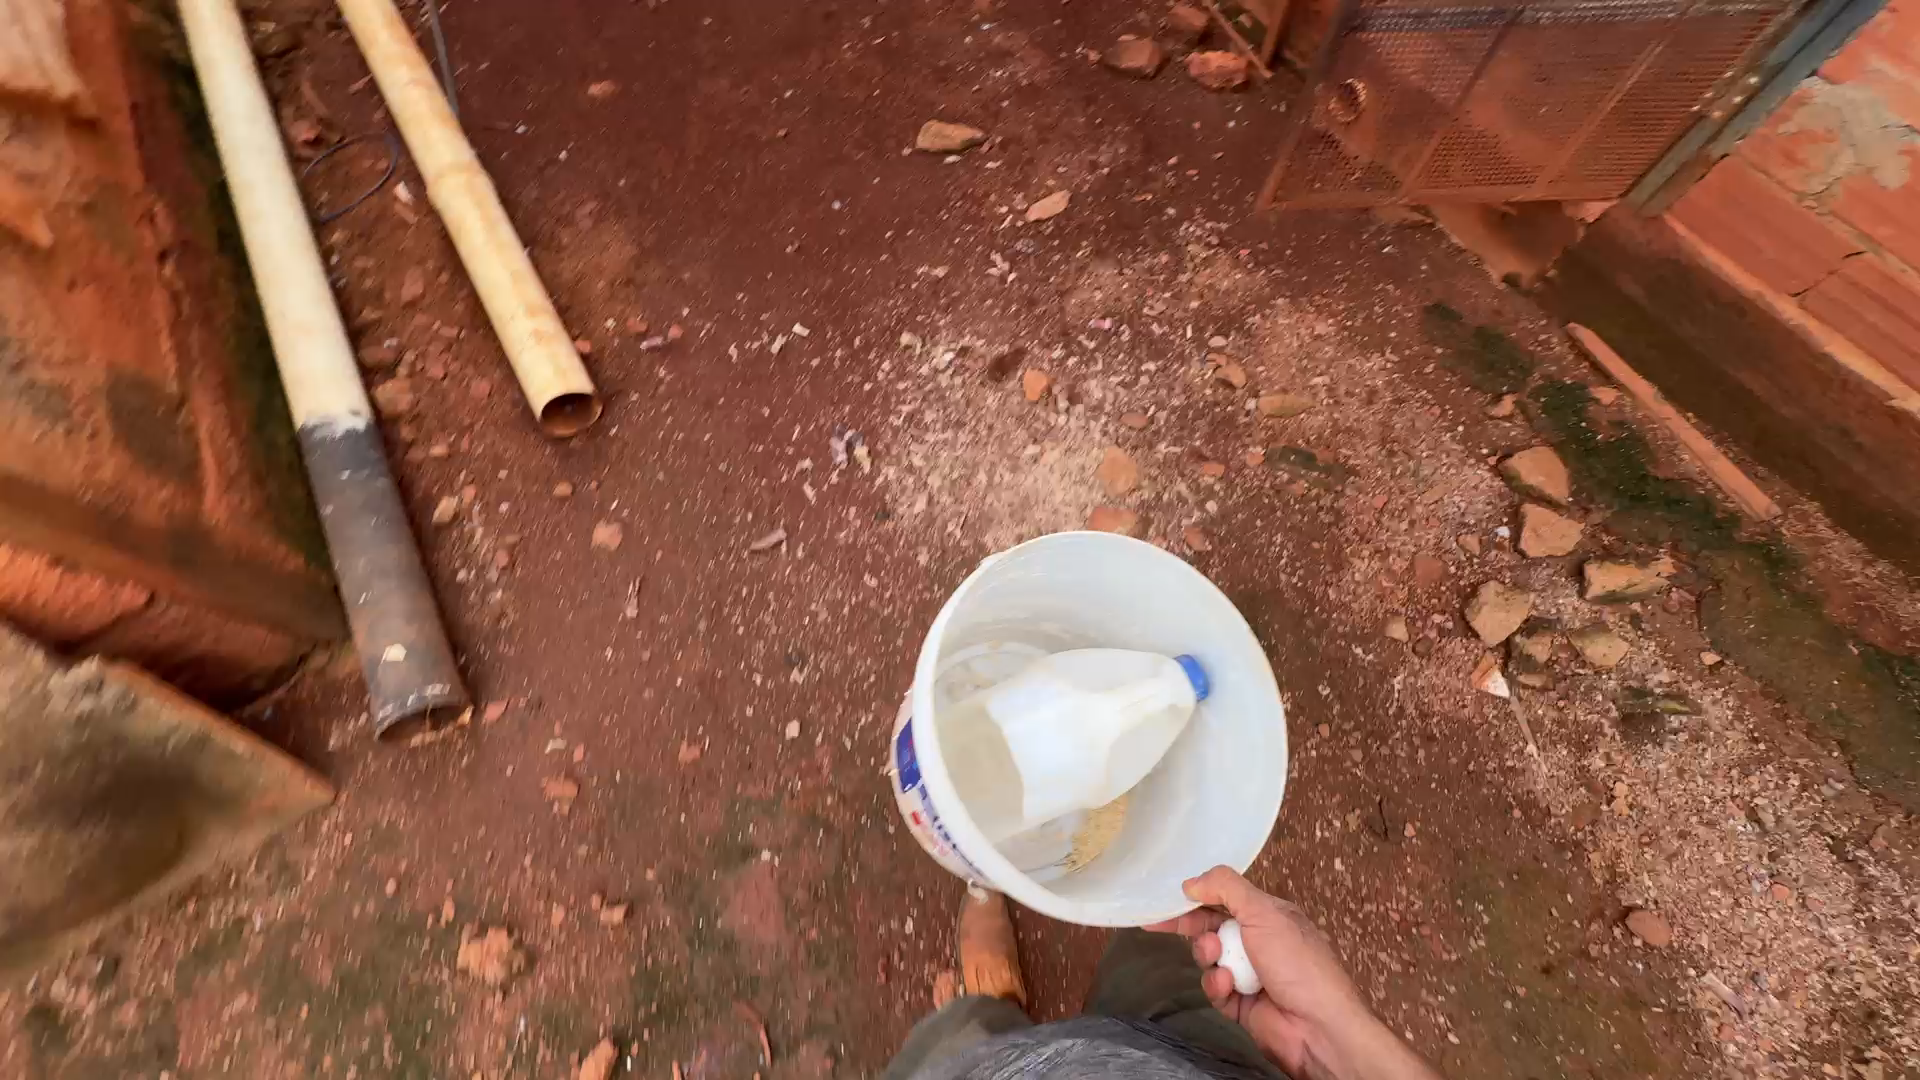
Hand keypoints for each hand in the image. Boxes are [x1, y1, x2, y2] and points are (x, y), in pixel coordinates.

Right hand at [1146, 866, 1442, 1079]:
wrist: (1319, 1029)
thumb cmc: (1297, 962)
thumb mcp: (1264, 912)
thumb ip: (1225, 887)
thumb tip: (1190, 882)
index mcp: (1268, 916)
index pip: (1225, 898)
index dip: (1196, 895)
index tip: (1167, 896)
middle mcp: (1257, 942)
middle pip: (1211, 926)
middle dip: (1192, 925)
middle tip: (1164, 924)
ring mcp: (1248, 973)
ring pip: (1209, 956)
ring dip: (1207, 954)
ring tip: (1217, 957)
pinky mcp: (1240, 1004)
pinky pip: (1215, 987)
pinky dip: (1217, 984)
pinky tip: (1227, 985)